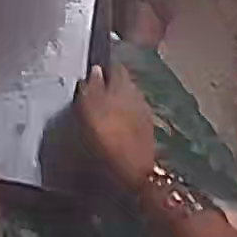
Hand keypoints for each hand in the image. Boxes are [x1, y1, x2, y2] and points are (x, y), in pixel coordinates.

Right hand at [76, 62, 156, 188]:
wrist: (134, 170)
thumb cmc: (106, 133)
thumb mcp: (89, 106)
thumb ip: (91, 85)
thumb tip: (96, 69)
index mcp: (123, 84)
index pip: (115, 66)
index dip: (103, 66)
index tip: (90, 70)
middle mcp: (138, 93)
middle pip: (123, 82)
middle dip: (110, 83)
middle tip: (92, 89)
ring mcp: (145, 113)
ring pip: (128, 98)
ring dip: (117, 100)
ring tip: (101, 107)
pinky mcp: (147, 130)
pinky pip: (132, 114)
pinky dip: (123, 114)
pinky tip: (113, 122)